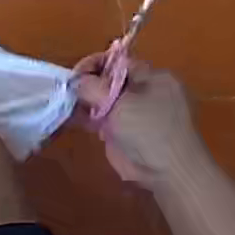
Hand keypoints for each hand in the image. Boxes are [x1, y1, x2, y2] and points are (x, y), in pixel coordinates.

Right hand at [73, 53, 209, 189]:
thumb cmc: (150, 130)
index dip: (95, 65)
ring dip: (85, 102)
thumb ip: (95, 88)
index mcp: (154, 77)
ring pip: (105, 102)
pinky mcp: (125, 134)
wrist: (167, 172)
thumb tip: (77, 81)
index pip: (120, 62)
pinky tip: (72, 118)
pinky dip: (88, 119)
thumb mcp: (121, 103)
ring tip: (66, 105)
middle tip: (68, 92)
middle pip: (110, 81)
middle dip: (88, 85)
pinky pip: (103, 120)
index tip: (75, 75)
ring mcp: (135, 114)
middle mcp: (145, 93)